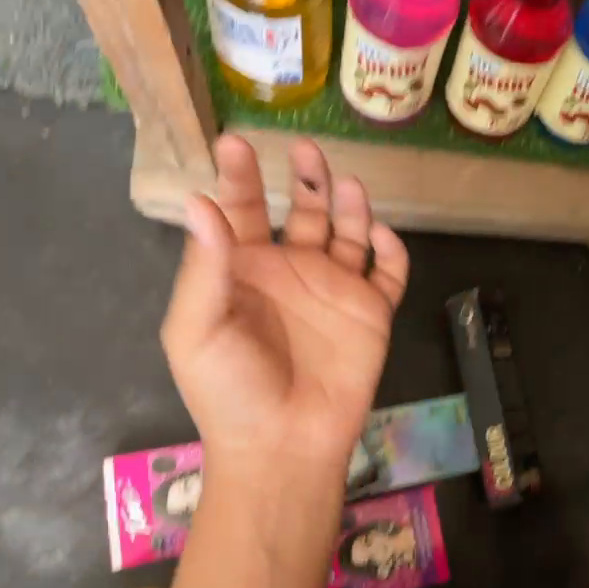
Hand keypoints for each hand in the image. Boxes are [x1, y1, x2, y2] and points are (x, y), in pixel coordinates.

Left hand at [162, 135, 408, 478]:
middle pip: (305, 211)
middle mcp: (293, 271)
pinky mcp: (372, 312)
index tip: (235, 143)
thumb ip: (203, 267)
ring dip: (351, 205)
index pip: (243, 211)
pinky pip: (390, 273)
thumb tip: (198, 201)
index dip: (240, 178)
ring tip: (349, 182)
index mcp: (246, 271)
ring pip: (350, 233)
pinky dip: (392, 251)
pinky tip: (380, 236)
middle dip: (306, 178)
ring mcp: (336, 290)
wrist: (283, 444)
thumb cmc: (230, 389)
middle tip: (306, 146)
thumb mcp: (196, 330)